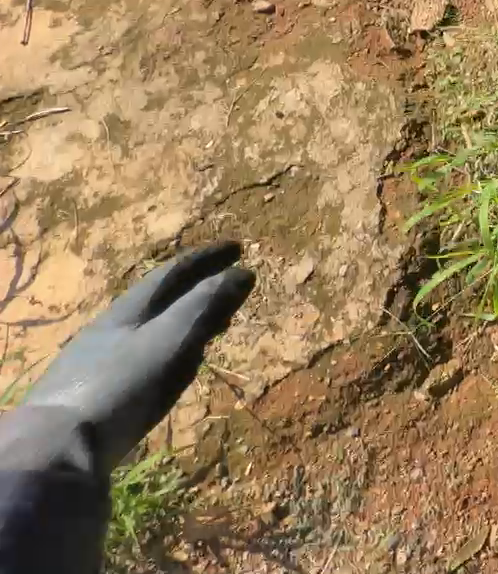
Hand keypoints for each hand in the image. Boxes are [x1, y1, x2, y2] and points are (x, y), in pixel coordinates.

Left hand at [19, 242, 254, 474]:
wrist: (55, 450)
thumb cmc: (122, 383)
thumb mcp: (172, 337)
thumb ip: (206, 303)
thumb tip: (242, 272)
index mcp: (126, 313)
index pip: (171, 274)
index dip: (205, 258)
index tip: (238, 248)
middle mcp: (111, 332)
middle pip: (161, 300)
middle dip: (199, 287)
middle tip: (232, 284)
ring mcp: (100, 363)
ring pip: (154, 328)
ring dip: (189, 318)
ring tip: (216, 323)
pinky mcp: (100, 392)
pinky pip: (147, 354)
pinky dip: (175, 345)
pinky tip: (182, 361)